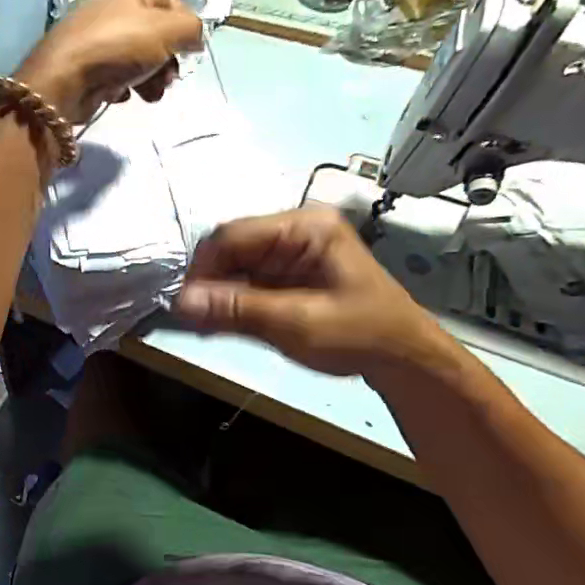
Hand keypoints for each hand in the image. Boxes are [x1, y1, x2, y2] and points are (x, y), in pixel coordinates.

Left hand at [14, 0, 204, 124]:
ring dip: (152, 79)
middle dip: (168, 59)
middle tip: (169, 78)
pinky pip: (119, 77)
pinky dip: (126, 87)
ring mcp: (99, 39)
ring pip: (140, 59)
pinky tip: (121, 95)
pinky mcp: (88, 67)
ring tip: (149, 94)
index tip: (191, 51)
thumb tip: (196, 38)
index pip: (172, 0)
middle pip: (157, 34)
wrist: (65, 81)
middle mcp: (113, 9)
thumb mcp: (167, 30)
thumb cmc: (119, 46)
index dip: (186, 26)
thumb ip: (191, 29)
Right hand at [174, 205, 456, 378]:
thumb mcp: (297, 323)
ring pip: (234, 265)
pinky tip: (222, 322)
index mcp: (305, 227)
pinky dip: (232, 302)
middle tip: (193, 319)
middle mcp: (295, 231)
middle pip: (232, 247)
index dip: (203, 267)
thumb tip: (182, 302)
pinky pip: (247, 281)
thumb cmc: (361, 334)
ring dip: (218, 294)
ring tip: (205, 325)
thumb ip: (239, 309)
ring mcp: (291, 253)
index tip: (184, 304)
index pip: (234, 234)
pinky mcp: (287, 275)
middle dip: (209, 281)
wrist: (402, 358)